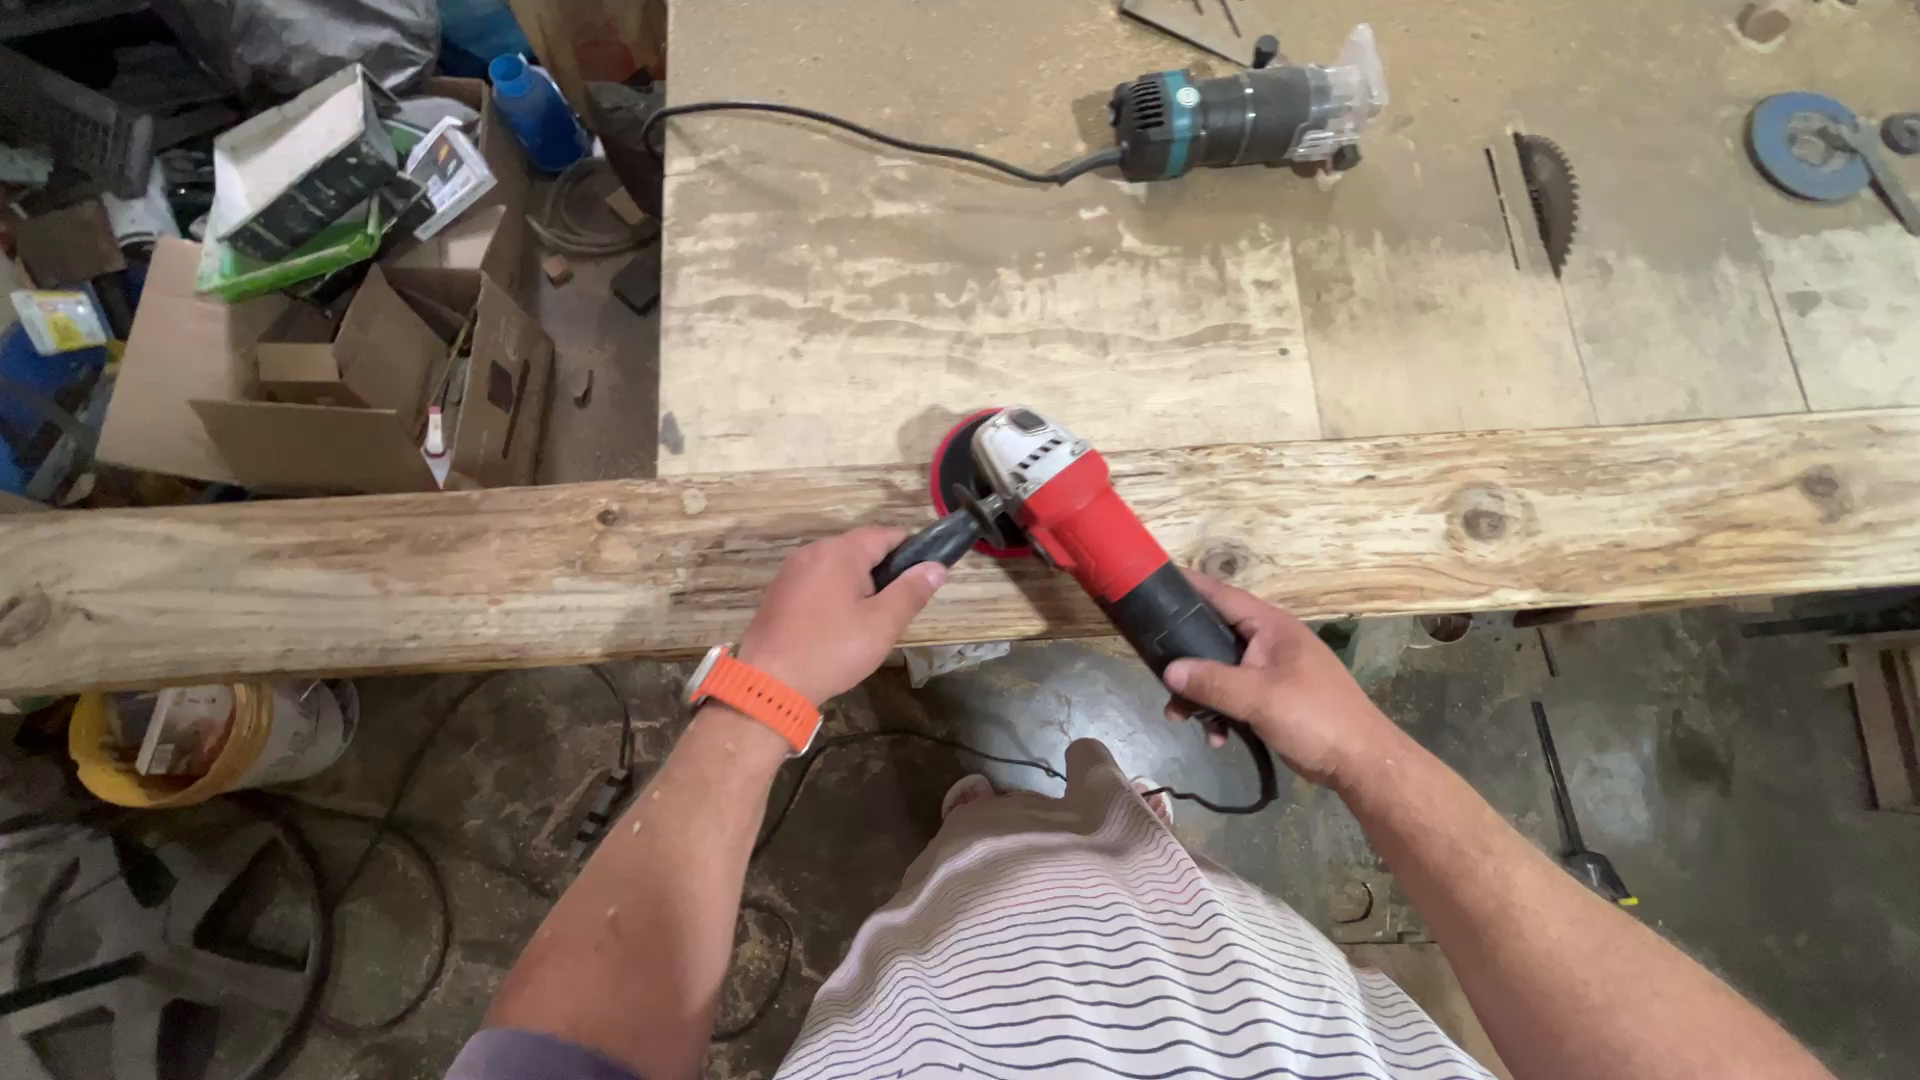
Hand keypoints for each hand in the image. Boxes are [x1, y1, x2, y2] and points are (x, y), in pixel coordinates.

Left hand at [736, 526, 946, 705]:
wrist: (768, 685)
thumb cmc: (832, 650)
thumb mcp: (882, 623)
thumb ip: (911, 591)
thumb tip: (936, 567)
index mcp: (840, 552)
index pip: (885, 534)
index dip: (910, 552)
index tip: (922, 580)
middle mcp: (812, 552)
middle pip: (859, 550)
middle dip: (882, 573)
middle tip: (894, 612)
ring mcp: (791, 573)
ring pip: (837, 568)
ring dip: (858, 587)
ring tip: (867, 624)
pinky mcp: (778, 594)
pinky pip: (816, 584)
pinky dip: (833, 597)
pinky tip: (836, 629)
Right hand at [1161, 569, 1402, 788]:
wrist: (1360, 764)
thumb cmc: (1316, 718)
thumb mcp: (1259, 698)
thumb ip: (1212, 682)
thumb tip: (1168, 671)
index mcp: (1270, 626)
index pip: (1221, 594)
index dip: (1187, 587)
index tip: (1150, 584)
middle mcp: (1267, 641)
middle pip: (1212, 635)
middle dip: (1184, 656)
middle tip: (1155, 669)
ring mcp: (1268, 670)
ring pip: (1217, 670)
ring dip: (1198, 693)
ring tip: (1178, 716)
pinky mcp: (1269, 697)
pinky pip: (1231, 695)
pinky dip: (1218, 713)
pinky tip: (1216, 738)